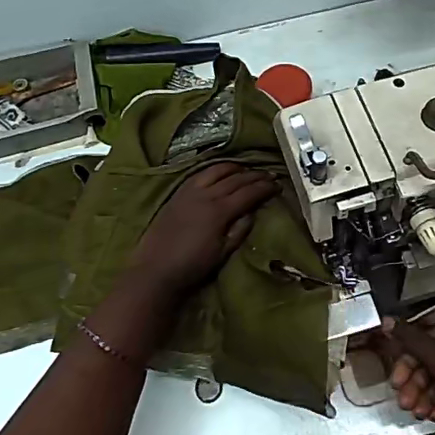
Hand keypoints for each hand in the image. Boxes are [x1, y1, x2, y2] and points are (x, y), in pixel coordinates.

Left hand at [122, 163, 278, 297]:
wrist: (156, 268)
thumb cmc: (192, 265)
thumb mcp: (223, 252)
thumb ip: (240, 229)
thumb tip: (253, 211)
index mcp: (219, 210)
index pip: (248, 192)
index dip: (265, 187)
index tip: (278, 184)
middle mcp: (206, 194)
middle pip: (235, 178)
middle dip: (254, 175)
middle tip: (269, 174)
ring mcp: (190, 190)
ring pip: (217, 170)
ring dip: (235, 167)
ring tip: (247, 170)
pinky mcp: (178, 192)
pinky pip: (200, 172)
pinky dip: (215, 169)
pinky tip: (220, 172)